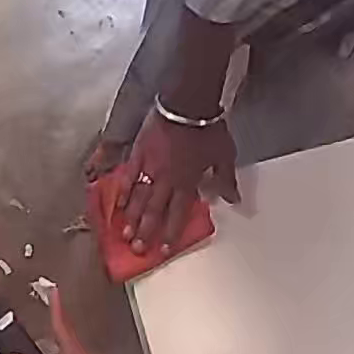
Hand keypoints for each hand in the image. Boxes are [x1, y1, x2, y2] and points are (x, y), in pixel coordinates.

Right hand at [121, 113, 239, 254]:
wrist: (188, 103)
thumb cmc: (207, 129)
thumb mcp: (224, 155)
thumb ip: (226, 180)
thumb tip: (234, 200)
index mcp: (187, 182)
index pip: (178, 213)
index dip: (171, 232)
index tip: (164, 249)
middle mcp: (166, 180)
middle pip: (155, 210)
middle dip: (146, 232)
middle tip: (138, 249)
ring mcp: (150, 167)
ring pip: (140, 198)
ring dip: (133, 217)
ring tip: (125, 234)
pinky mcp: (139, 153)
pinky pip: (129, 176)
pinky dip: (124, 191)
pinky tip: (119, 204)